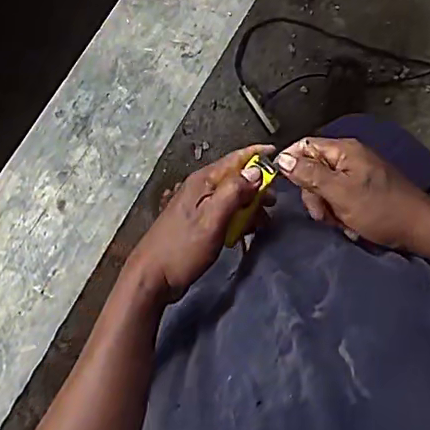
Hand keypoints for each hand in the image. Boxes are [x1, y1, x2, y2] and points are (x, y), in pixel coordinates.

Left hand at [125, 144, 272, 301]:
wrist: (153, 276)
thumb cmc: (182, 249)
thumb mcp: (212, 220)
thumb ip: (233, 193)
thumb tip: (255, 172)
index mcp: (203, 181)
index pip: (234, 159)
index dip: (256, 155)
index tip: (276, 153)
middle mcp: (200, 187)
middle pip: (234, 177)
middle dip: (257, 185)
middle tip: (274, 200)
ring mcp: (197, 203)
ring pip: (231, 195)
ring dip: (249, 204)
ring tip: (264, 219)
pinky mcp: (197, 220)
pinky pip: (224, 210)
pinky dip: (238, 216)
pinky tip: (246, 229)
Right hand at [277, 136, 429, 251]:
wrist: (422, 230)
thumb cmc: (382, 210)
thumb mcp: (339, 193)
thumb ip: (309, 175)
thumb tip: (282, 158)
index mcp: (344, 149)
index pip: (305, 146)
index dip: (292, 164)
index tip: (289, 187)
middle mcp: (351, 155)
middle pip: (314, 168)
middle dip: (314, 194)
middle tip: (323, 215)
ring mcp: (360, 172)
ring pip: (327, 186)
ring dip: (328, 207)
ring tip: (341, 223)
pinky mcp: (367, 189)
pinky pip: (342, 196)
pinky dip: (342, 212)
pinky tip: (352, 225)